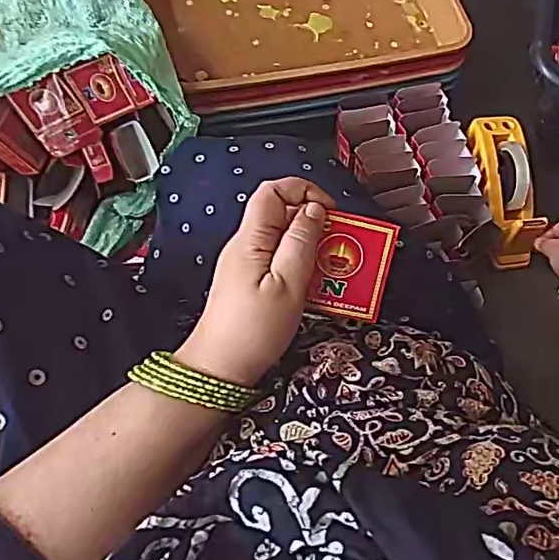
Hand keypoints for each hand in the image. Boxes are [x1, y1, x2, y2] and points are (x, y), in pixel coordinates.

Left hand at [176, 177, 334, 385]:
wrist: (220, 369)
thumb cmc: (252, 331)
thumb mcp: (288, 285)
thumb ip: (302, 242)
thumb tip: (315, 209)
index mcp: (251, 239)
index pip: (273, 190)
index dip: (305, 191)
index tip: (331, 213)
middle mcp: (246, 245)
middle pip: (283, 212)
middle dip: (315, 222)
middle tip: (338, 244)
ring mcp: (247, 262)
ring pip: (284, 237)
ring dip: (312, 246)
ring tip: (330, 268)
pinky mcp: (252, 280)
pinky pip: (280, 258)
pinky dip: (302, 264)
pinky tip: (314, 284)